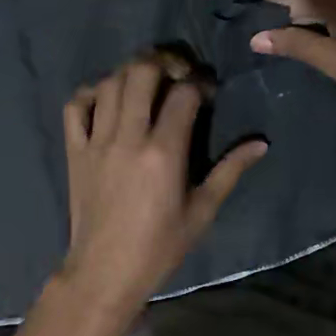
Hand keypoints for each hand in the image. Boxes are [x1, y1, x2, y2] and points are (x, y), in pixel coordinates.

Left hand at [59, 58, 265, 308]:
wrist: (104, 273)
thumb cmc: (160, 246)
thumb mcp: (202, 211)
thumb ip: (230, 170)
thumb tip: (261, 143)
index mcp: (163, 152)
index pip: (184, 93)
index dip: (201, 82)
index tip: (209, 92)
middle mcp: (128, 137)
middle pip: (141, 72)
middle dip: (164, 62)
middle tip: (178, 73)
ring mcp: (96, 141)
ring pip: (110, 81)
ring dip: (133, 72)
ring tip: (149, 82)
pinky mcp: (74, 150)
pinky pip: (75, 106)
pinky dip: (92, 92)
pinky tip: (110, 99)